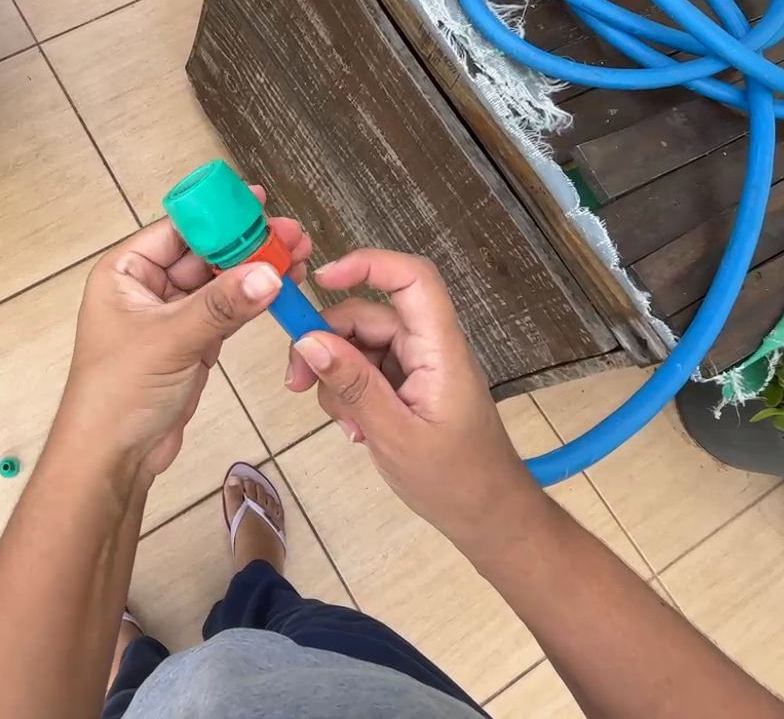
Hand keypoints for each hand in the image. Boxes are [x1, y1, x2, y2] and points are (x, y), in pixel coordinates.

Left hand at [59, 193, 311, 485]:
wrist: (113, 456)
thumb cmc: (119, 392)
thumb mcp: (169, 340)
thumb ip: (220, 306)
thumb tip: (268, 273)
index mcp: (126, 271)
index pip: (177, 230)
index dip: (218, 215)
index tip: (257, 201)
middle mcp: (146, 286)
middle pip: (203, 253)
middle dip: (246, 243)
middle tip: (291, 233)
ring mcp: (171, 314)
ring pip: (219, 282)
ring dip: (255, 270)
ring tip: (298, 254)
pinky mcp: (192, 341)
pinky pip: (226, 311)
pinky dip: (252, 301)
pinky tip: (282, 286)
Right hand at [288, 249, 540, 542]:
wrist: (488, 518)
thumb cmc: (455, 481)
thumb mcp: (394, 435)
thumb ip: (352, 385)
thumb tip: (308, 341)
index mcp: (438, 349)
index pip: (411, 279)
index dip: (367, 264)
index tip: (320, 279)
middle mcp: (426, 345)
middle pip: (366, 315)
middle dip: (325, 342)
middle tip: (296, 383)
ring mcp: (415, 363)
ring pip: (357, 344)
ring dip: (335, 377)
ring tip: (345, 424)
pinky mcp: (405, 382)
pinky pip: (363, 368)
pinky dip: (347, 392)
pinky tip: (355, 428)